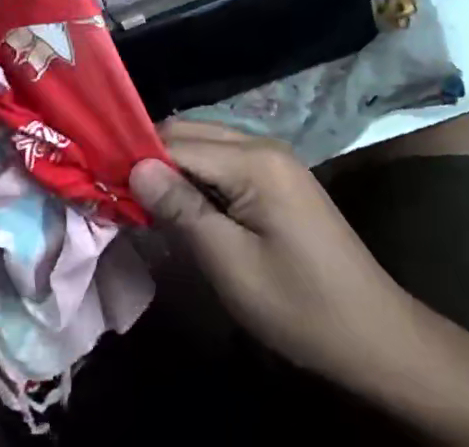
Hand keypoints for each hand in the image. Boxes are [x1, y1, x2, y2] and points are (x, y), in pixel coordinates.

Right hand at [130, 121, 418, 383]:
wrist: (373, 333)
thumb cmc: (299, 305)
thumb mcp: (231, 264)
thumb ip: (182, 210)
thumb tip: (135, 167)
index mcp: (254, 161)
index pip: (176, 141)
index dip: (134, 156)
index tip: (95, 175)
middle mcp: (263, 145)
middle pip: (190, 134)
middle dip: (149, 156)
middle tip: (111, 189)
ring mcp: (273, 160)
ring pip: (204, 145)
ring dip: (170, 167)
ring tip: (136, 199)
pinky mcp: (277, 179)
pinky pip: (223, 163)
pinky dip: (194, 177)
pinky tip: (176, 204)